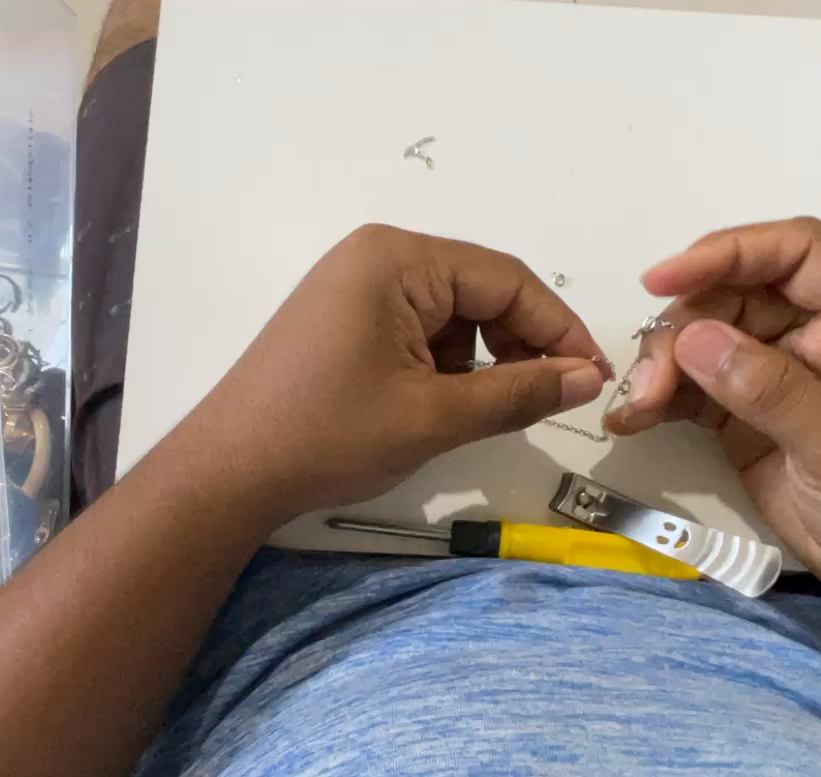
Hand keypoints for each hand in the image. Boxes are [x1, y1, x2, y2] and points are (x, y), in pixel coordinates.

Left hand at [164, 225, 607, 519]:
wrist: (229, 472)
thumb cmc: (328, 437)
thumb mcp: (432, 417)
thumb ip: (517, 394)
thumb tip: (586, 378)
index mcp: (398, 260)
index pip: (505, 280)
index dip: (557, 330)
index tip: (591, 379)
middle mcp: (375, 258)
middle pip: (476, 295)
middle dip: (514, 349)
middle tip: (541, 404)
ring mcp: (351, 289)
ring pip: (446, 319)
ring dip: (474, 366)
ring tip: (469, 416)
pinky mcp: (338, 323)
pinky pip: (411, 335)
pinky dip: (436, 371)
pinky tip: (429, 410)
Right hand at [603, 217, 820, 604]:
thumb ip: (775, 392)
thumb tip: (692, 339)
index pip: (796, 255)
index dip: (727, 254)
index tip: (658, 280)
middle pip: (734, 297)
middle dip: (681, 330)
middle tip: (646, 383)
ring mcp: (778, 377)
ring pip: (703, 343)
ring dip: (661, 368)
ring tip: (636, 409)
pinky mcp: (744, 418)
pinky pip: (691, 393)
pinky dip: (657, 403)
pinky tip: (628, 422)